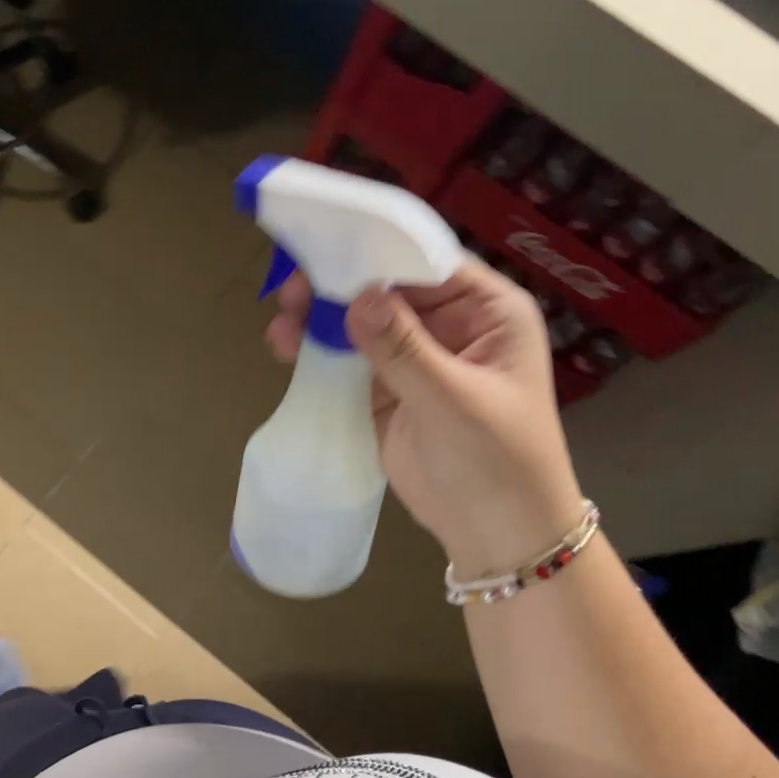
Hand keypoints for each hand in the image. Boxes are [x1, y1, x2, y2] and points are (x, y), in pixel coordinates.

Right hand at [266, 258, 586, 575]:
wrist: (495, 532)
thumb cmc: (497, 460)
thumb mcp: (453, 400)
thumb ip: (403, 349)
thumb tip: (356, 298)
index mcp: (487, 312)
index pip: (429, 265)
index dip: (379, 253)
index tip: (330, 245)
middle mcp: (450, 327)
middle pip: (388, 293)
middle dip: (340, 288)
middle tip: (292, 288)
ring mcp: (416, 362)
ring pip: (362, 328)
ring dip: (321, 322)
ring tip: (281, 322)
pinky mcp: (388, 395)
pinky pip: (349, 365)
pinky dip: (319, 357)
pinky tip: (287, 349)